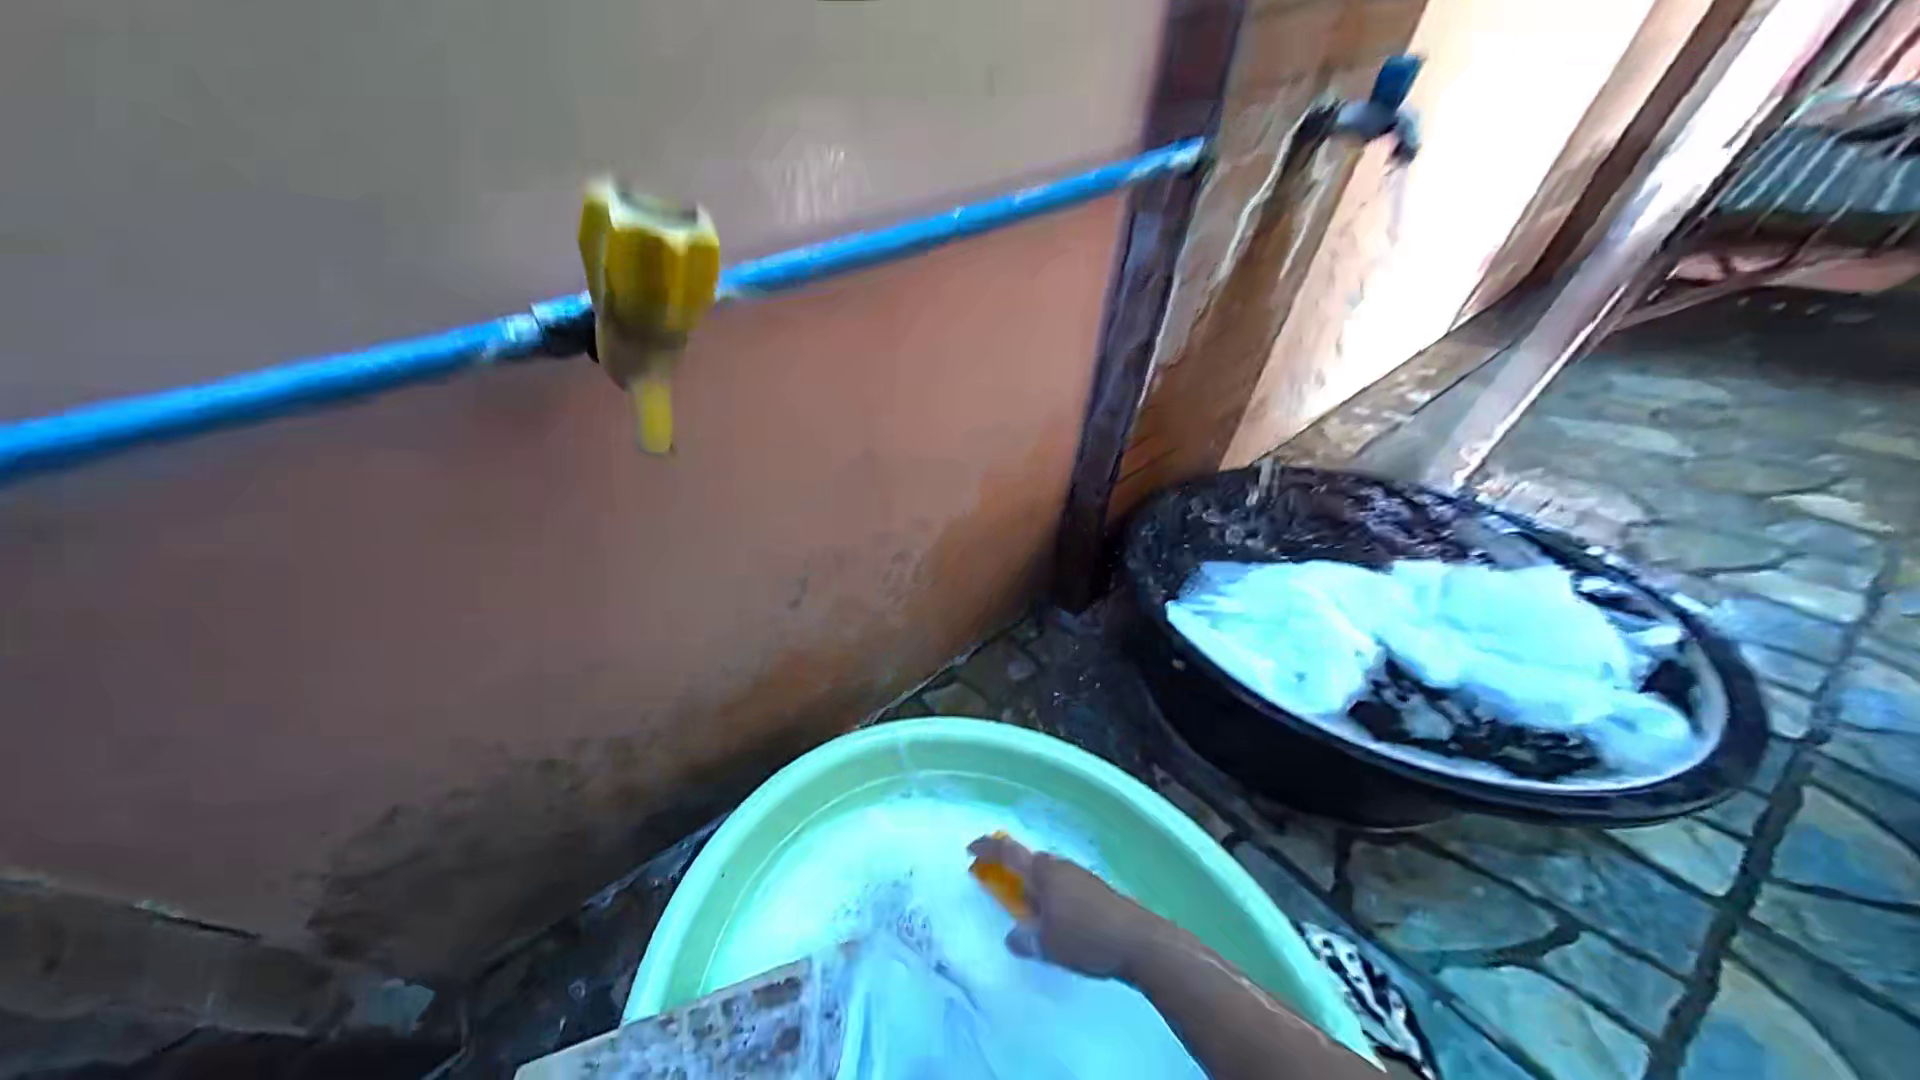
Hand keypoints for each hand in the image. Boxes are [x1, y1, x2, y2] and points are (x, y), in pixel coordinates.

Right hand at [967, 833, 1165, 979]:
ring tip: (1032, 912)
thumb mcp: (1048, 944)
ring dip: (1035, 886)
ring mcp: (1080, 875)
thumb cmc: (1086, 938)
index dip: (987, 849)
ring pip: (1049, 875)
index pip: (1008, 853)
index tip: (971, 848)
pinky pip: (1063, 885)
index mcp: (1043, 872)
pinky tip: (1059, 919)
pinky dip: (1052, 895)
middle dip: (1013, 873)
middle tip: (1002, 889)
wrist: (1139, 941)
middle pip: (1030, 862)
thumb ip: (1025, 938)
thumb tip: (1013, 936)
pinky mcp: (1095, 889)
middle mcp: (1060, 866)